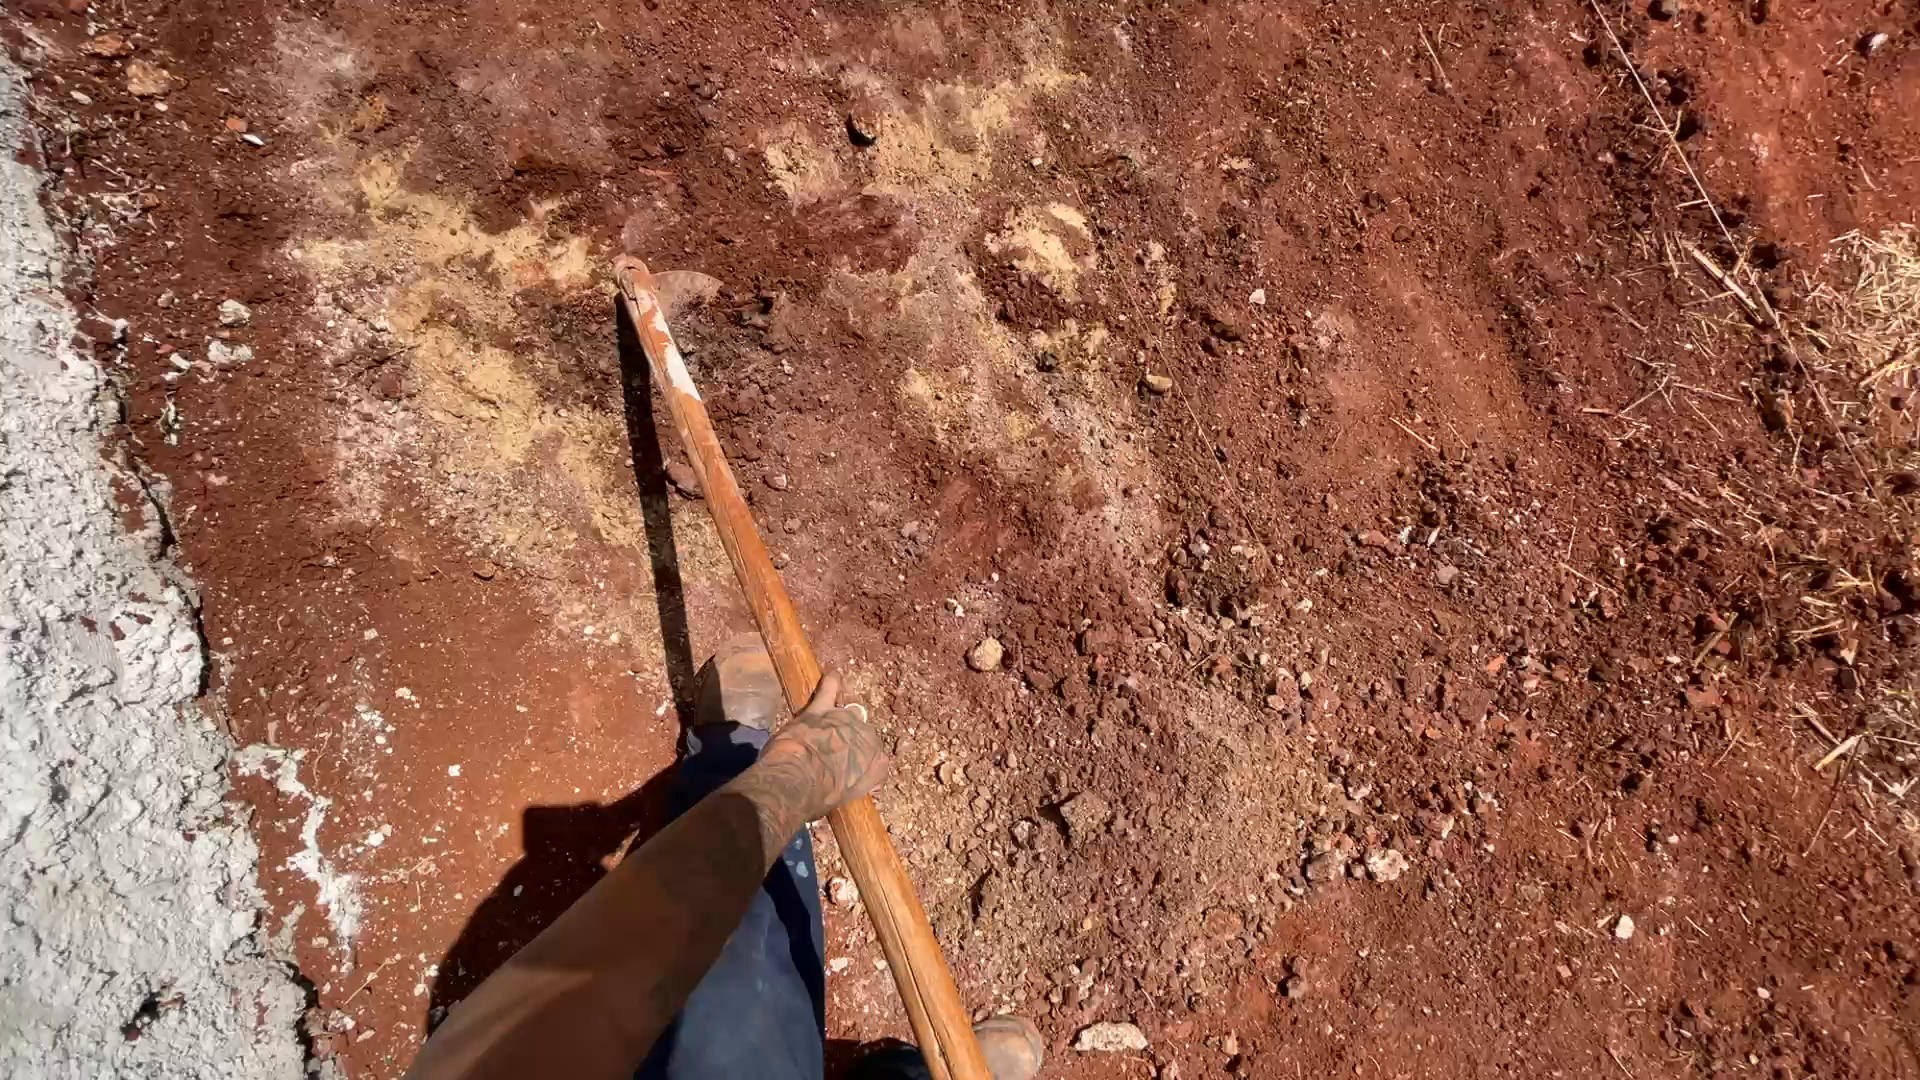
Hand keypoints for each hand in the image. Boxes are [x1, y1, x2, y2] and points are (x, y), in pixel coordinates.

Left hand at [750, 672, 889, 823]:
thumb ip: (853, 784)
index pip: (876, 759)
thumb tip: (850, 783)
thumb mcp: (846, 798)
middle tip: (831, 755)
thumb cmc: (821, 797)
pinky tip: (834, 675)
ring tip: (827, 727)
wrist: (798, 780)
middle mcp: (866, 736)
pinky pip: (829, 690)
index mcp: (876, 762)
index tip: (848, 771)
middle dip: (850, 741)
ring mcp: (844, 719)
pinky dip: (832, 682)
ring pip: (847, 713)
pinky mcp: (820, 710)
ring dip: (838, 720)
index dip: (860, 763)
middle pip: (862, 732)